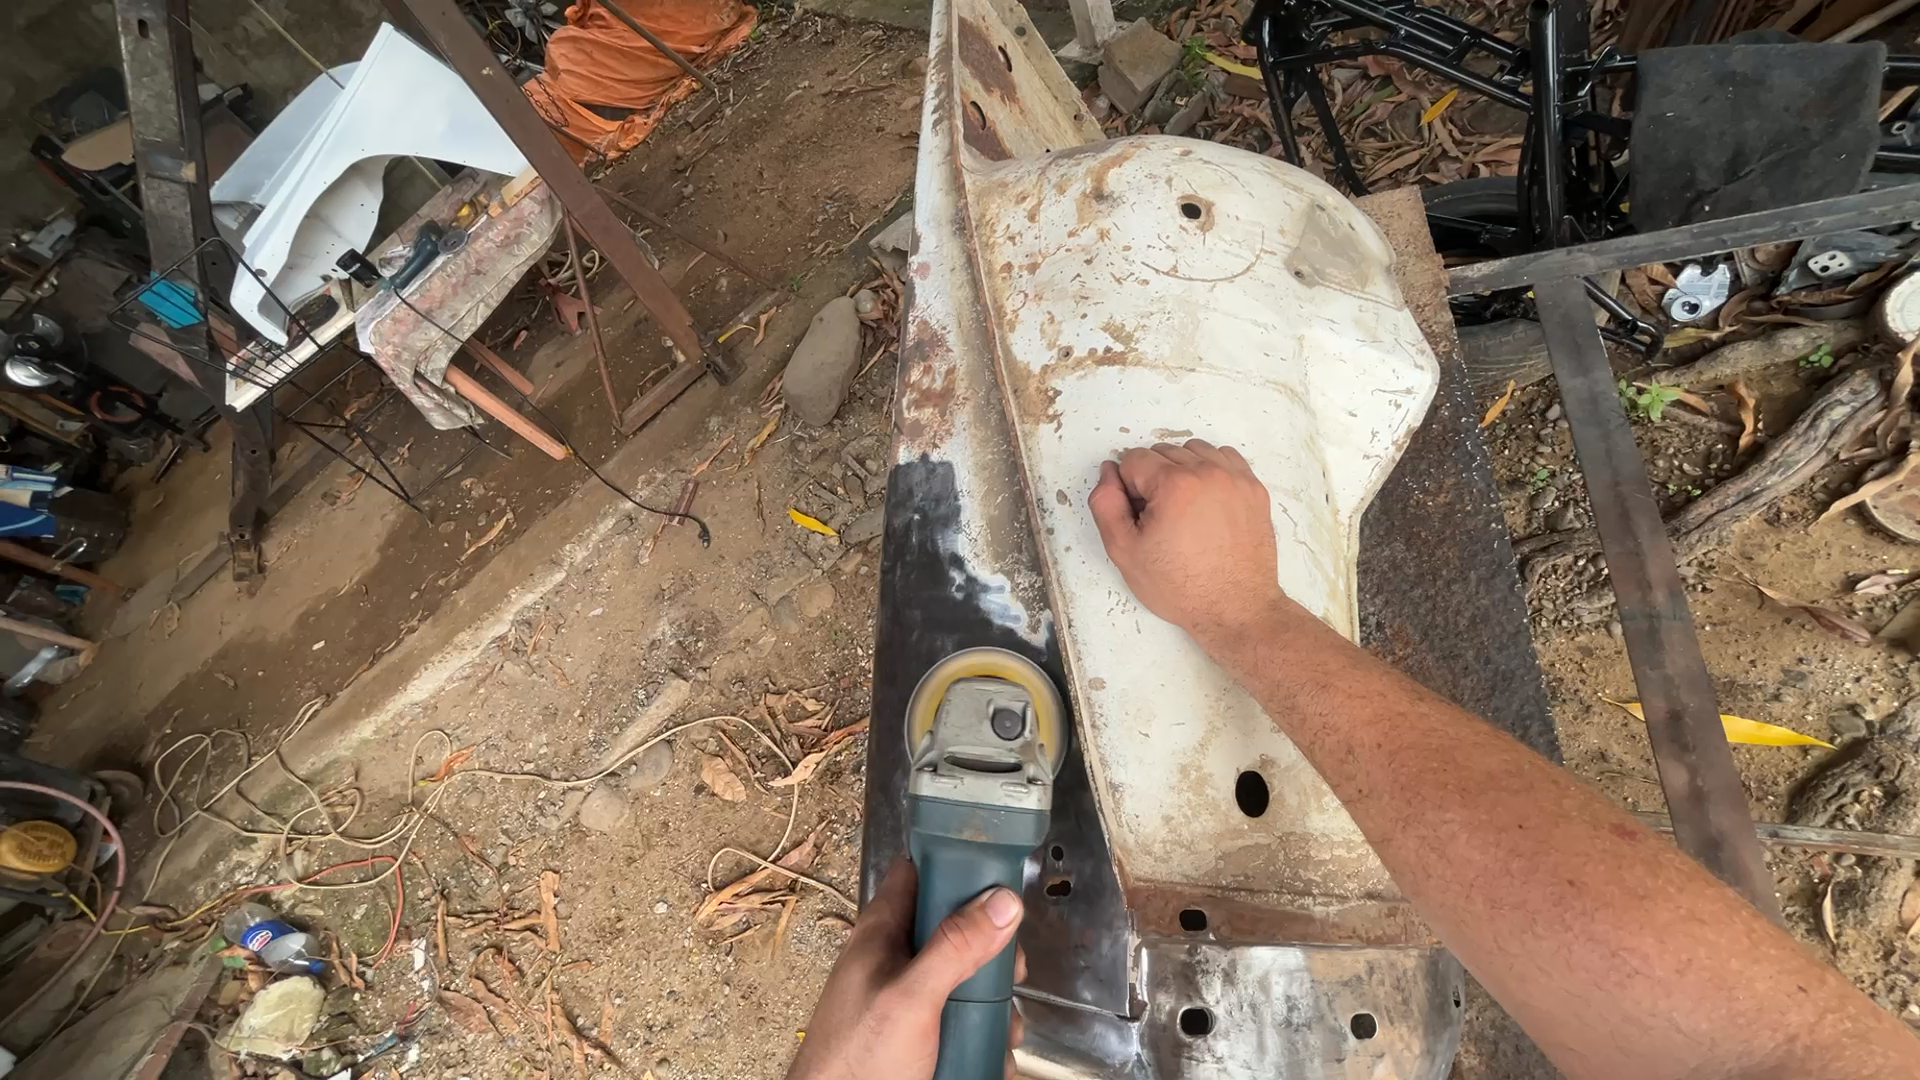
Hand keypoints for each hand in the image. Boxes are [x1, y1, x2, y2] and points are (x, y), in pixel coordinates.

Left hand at [787, 860, 1026, 1079]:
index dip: (955, 865)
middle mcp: (895, 956)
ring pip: (960, 974)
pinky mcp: (915, 1033)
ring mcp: (905, 996)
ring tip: (1009, 1028)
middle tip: (1014, 969)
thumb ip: (956, 947)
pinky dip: (980, 1029)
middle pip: (951, 925)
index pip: (918, 872)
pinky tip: (996, 1052)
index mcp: (882, 930)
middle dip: (989, 946)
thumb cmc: (859, 1057)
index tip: (998, 878)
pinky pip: (956, 1016)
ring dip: (991, 997)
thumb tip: (1006, 898)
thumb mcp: (912, 997)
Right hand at [1087, 440, 1286, 648]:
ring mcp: (1236, 478)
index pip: (1133, 460)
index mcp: (1175, 485)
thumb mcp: (1124, 550)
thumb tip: (1108, 471)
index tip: (1140, 518)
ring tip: (1181, 509)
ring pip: (1193, 451)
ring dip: (1180, 470)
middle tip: (1159, 518)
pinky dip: (1209, 470)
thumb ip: (1105, 503)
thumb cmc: (1180, 586)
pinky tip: (1203, 501)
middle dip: (1153, 479)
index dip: (1128, 489)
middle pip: (1162, 452)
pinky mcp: (1254, 489)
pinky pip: (1224, 458)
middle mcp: (1209, 473)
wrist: (1234, 608)